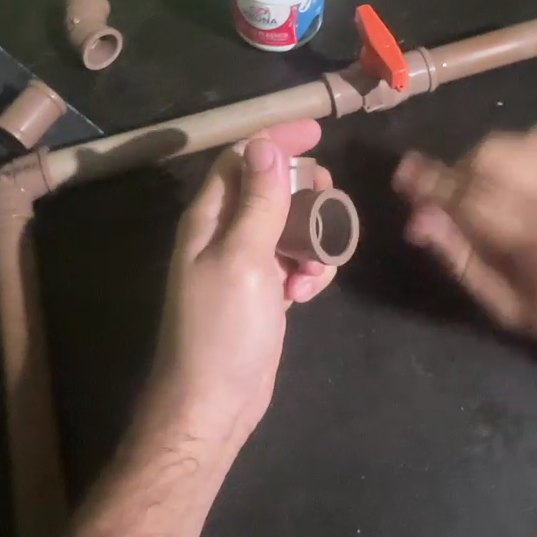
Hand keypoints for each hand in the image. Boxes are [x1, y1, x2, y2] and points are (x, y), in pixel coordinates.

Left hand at [147, 120, 338, 446]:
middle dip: (303, 190)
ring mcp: (243, 263)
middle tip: (328, 201)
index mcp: (208, 218)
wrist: (214, 404)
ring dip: (311, 235)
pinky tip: (308, 292)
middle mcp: (223, 233)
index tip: (318, 131)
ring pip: (287, 224)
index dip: (276, 140)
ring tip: (319, 262)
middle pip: (268, 188)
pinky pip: (292, 260)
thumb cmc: (223, 330)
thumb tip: (265, 145)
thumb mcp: (242, 258)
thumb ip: (256, 202)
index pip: (241, 159)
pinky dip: (307, 267)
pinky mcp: (262, 291)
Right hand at [393, 123, 536, 358]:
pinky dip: (520, 151)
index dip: (429, 184)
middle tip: (452, 194)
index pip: (467, 198)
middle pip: (486, 157)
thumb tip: (417, 218)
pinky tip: (526, 178)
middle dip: (456, 171)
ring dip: (485, 160)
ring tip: (490, 188)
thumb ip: (460, 260)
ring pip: (510, 141)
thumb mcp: (510, 308)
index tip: (404, 176)